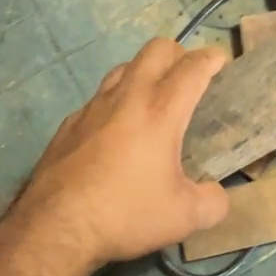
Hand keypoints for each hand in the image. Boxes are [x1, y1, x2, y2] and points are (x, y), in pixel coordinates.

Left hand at [15, 38, 231, 269]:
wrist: (55, 226)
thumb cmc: (126, 213)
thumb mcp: (183, 217)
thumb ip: (212, 202)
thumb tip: (218, 196)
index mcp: (161, 110)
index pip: (192, 67)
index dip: (211, 58)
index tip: (221, 60)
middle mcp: (128, 96)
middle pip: (157, 49)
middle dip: (179, 53)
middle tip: (188, 76)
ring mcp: (94, 106)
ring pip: (124, 67)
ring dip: (145, 72)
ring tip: (153, 98)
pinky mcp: (70, 122)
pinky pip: (99, 97)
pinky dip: (115, 102)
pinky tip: (115, 130)